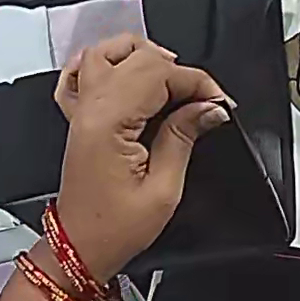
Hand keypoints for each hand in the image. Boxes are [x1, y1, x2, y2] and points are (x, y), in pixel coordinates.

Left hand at [50, 35, 231, 277]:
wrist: (80, 248)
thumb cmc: (114, 228)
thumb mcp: (163, 189)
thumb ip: (183, 137)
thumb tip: (209, 108)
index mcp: (109, 124)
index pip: (157, 74)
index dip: (197, 82)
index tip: (219, 102)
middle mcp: (89, 109)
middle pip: (137, 58)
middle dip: (178, 70)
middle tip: (204, 99)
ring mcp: (81, 111)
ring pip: (106, 53)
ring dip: (143, 57)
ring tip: (171, 79)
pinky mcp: (79, 118)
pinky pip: (81, 73)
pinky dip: (106, 64)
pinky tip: (127, 74)